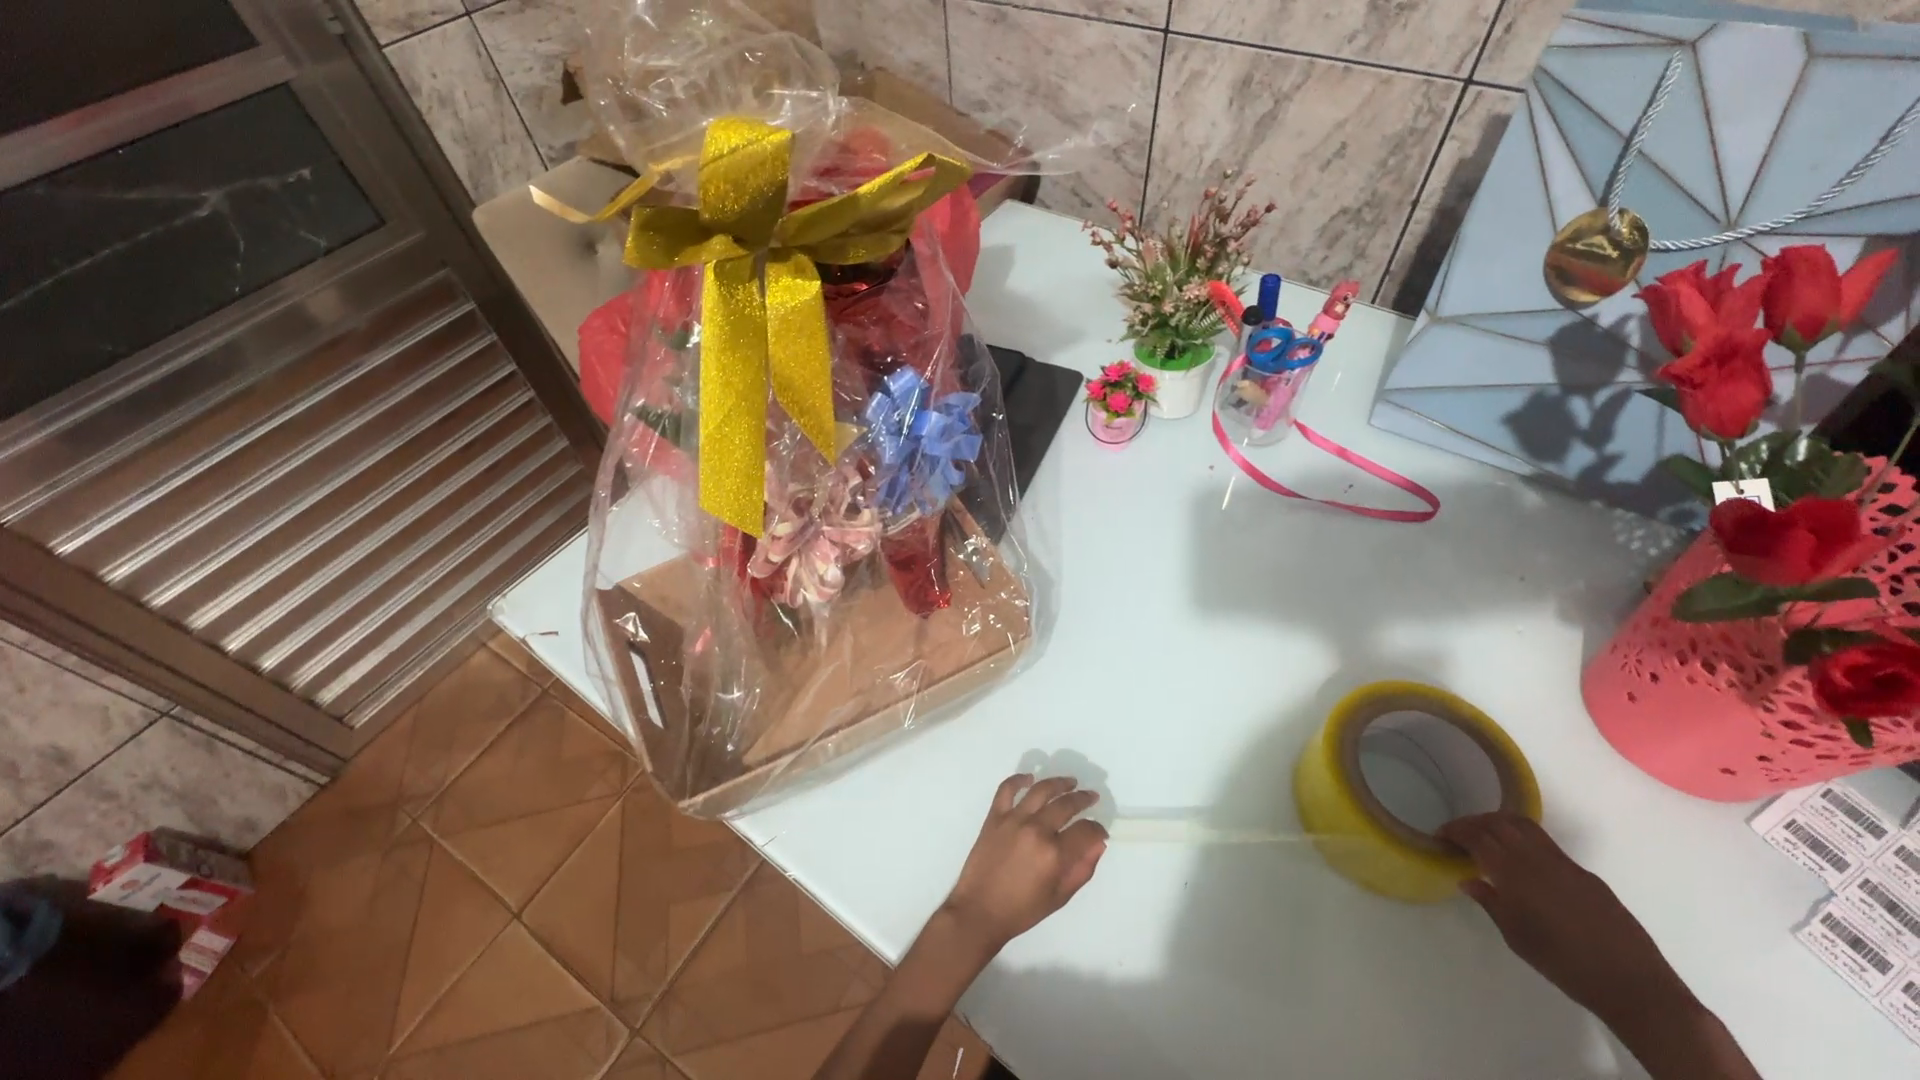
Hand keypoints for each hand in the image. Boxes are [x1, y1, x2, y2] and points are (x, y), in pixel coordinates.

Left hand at [941, 774, 1108, 951]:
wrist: (980, 911)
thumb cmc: (1022, 909)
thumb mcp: (1060, 896)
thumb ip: (1083, 868)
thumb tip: (1098, 843)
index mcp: (1055, 854)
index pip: (1086, 830)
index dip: (1097, 829)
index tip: (1099, 831)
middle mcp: (1036, 830)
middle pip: (1067, 804)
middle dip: (1084, 799)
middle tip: (1091, 797)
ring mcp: (1013, 820)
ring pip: (1041, 790)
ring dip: (1059, 783)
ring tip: (1070, 782)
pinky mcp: (994, 817)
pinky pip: (1006, 789)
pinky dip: (1018, 779)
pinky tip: (1030, 778)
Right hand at [1440, 813, 1692, 1023]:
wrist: (1631, 983)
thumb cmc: (1564, 965)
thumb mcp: (1516, 937)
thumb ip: (1491, 903)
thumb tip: (1469, 880)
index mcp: (1516, 873)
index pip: (1478, 836)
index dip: (1456, 831)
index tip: (1441, 836)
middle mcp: (1539, 858)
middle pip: (1500, 823)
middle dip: (1475, 823)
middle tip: (1459, 836)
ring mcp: (1566, 864)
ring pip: (1525, 827)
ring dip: (1500, 825)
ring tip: (1487, 840)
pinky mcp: (1585, 875)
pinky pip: (1546, 844)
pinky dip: (1523, 840)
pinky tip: (1521, 863)